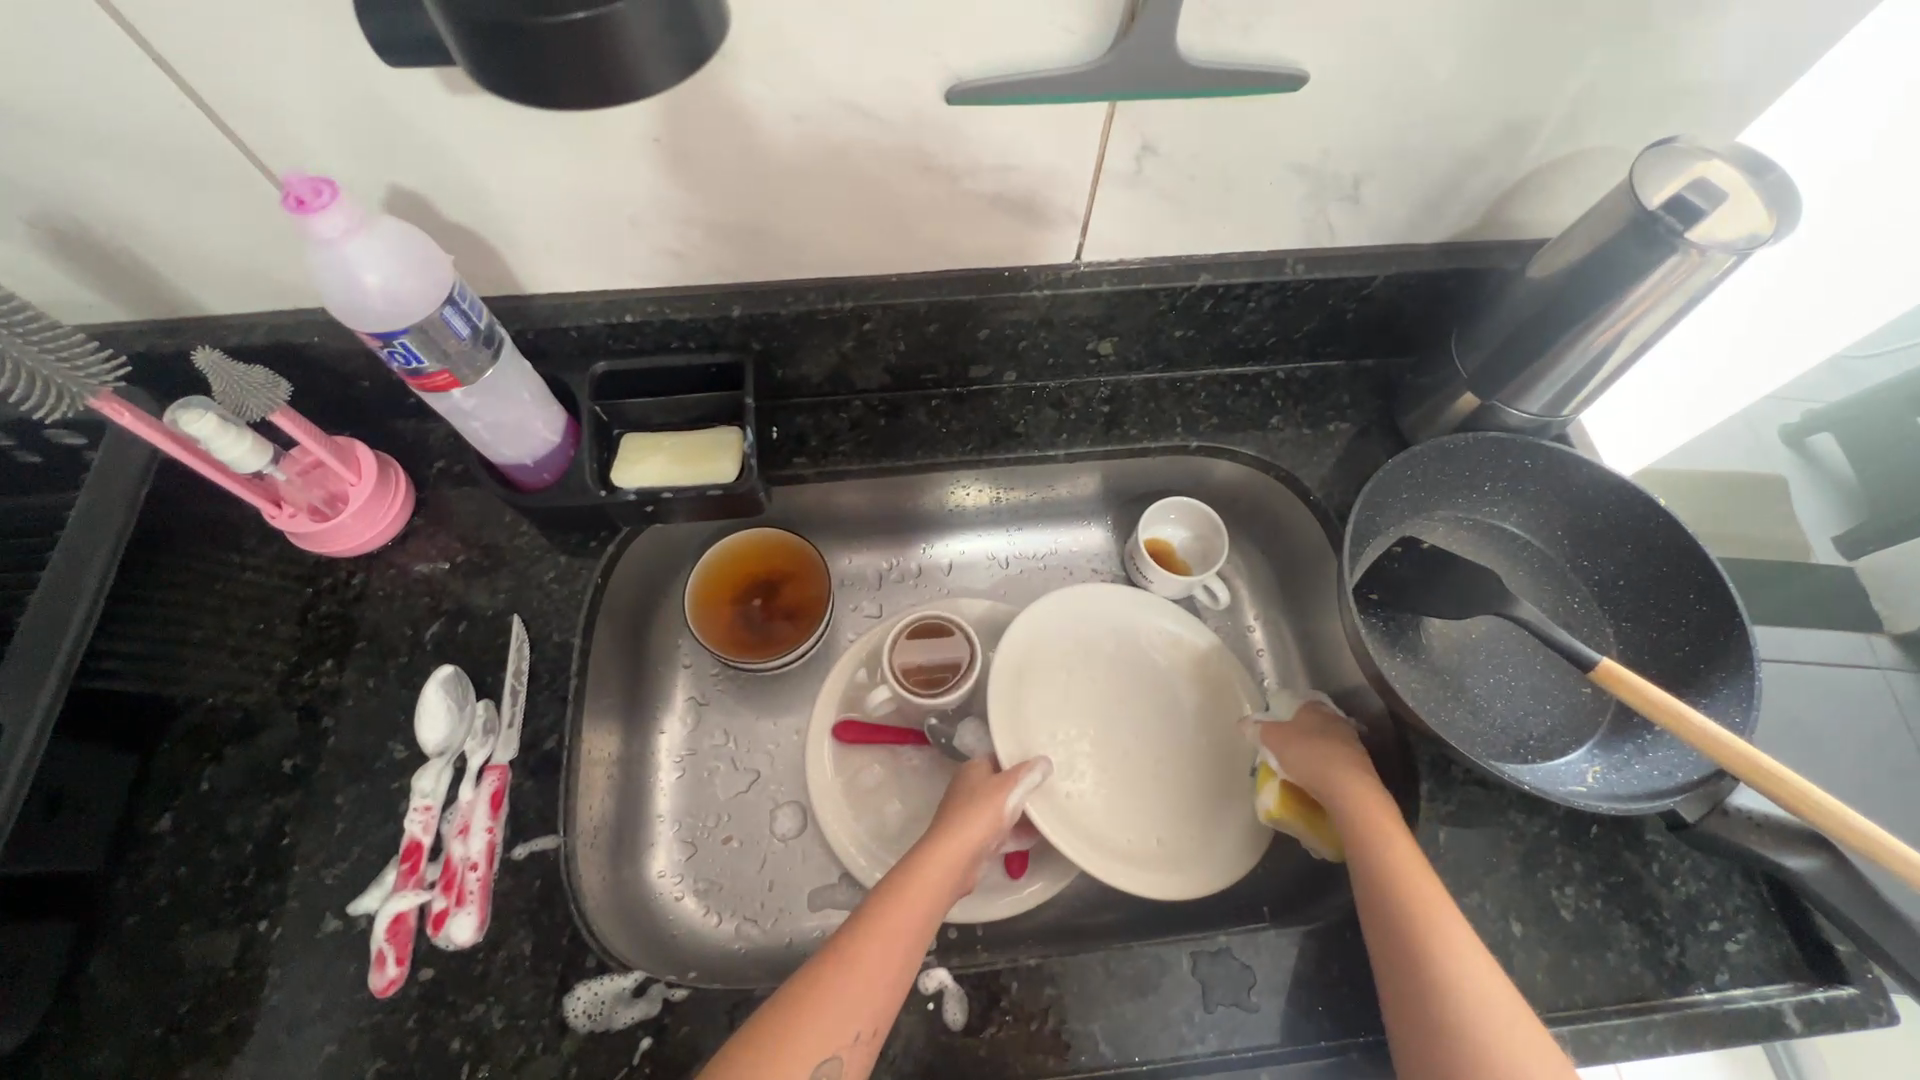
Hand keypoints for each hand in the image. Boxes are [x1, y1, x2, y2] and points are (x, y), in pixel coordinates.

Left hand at [913, 755, 1051, 899]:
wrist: (954, 859)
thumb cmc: (980, 813)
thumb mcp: (1009, 787)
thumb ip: (1028, 773)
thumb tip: (1044, 761)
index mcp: (973, 769)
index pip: (999, 757)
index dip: (1021, 759)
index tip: (1044, 764)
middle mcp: (970, 789)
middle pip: (1003, 784)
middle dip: (1025, 788)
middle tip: (1053, 787)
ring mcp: (972, 815)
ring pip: (1003, 809)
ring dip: (1023, 813)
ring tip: (1051, 810)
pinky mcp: (977, 839)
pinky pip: (1002, 832)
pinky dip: (1018, 834)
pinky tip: (1039, 835)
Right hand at [1245, 701, 1385, 818]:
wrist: (1349, 789)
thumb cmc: (1308, 754)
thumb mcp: (1274, 740)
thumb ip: (1258, 729)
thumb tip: (1243, 723)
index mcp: (1315, 708)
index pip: (1299, 703)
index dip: (1286, 713)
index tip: (1274, 726)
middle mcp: (1336, 720)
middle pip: (1314, 724)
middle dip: (1300, 734)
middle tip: (1284, 747)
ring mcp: (1352, 743)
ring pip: (1327, 743)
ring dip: (1315, 752)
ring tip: (1298, 767)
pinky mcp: (1360, 766)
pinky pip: (1336, 762)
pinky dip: (1326, 768)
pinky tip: (1316, 780)